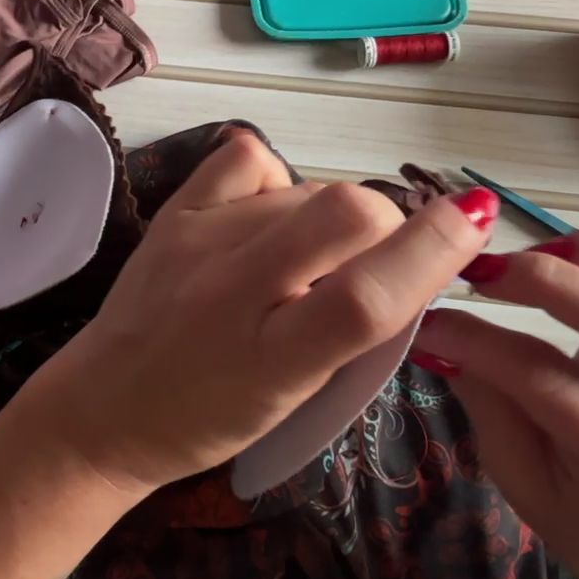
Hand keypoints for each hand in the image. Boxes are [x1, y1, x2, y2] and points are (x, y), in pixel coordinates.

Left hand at [14, 133, 495, 495]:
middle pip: (341, 215)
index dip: (430, 251)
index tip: (473, 218)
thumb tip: (408, 259)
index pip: (363, 298)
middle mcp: (230, 289)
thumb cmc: (208, 420)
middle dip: (385, 225)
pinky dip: (277, 180)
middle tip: (366, 259)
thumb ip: (352, 331)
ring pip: (304, 187)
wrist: (105, 407)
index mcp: (270, 360)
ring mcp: (195, 240)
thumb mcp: (294, 397)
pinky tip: (266, 215)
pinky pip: (248, 157)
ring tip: (303, 253)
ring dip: (330, 214)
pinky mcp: (171, 212)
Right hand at [411, 222, 578, 578]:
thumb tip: (435, 329)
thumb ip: (482, 394)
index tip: (428, 319)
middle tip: (481, 273)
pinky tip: (577, 260)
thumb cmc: (573, 507)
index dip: (478, 340)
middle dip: (544, 279)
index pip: (548, 378)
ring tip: (539, 259)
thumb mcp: (512, 470)